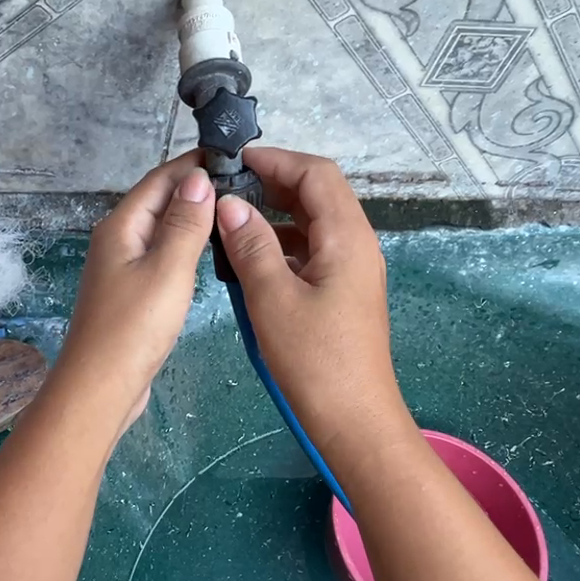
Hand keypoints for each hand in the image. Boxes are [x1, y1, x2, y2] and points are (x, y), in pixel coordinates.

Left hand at [52, 151, 214, 432]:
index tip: (235, 154)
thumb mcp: (167, 269)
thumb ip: (185, 224)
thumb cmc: (134, 326)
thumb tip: (198, 178)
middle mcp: (117, 240)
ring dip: (193, 218)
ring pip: (161, 230)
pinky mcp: (131, 293)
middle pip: (159, 201)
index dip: (194, 163)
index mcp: (121, 226)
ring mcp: (122, 268)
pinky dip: (185, 247)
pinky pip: (161, 256)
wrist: (101, 387)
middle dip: (197, 187)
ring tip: (234, 211)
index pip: (160, 179)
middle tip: (246, 183)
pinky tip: (208, 252)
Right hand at [215, 148, 412, 457]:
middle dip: (271, 184)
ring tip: (228, 221)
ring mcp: (349, 270)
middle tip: (225, 189)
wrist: (353, 420)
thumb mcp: (272, 299)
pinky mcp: (339, 293)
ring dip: (272, 215)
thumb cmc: (314, 360)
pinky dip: (278, 244)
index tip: (232, 163)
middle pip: (316, 194)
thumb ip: (250, 246)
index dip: (275, 160)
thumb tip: (231, 205)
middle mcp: (354, 245)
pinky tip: (246, 259)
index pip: (316, 174)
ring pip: (310, 223)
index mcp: (346, 238)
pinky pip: (308, 251)